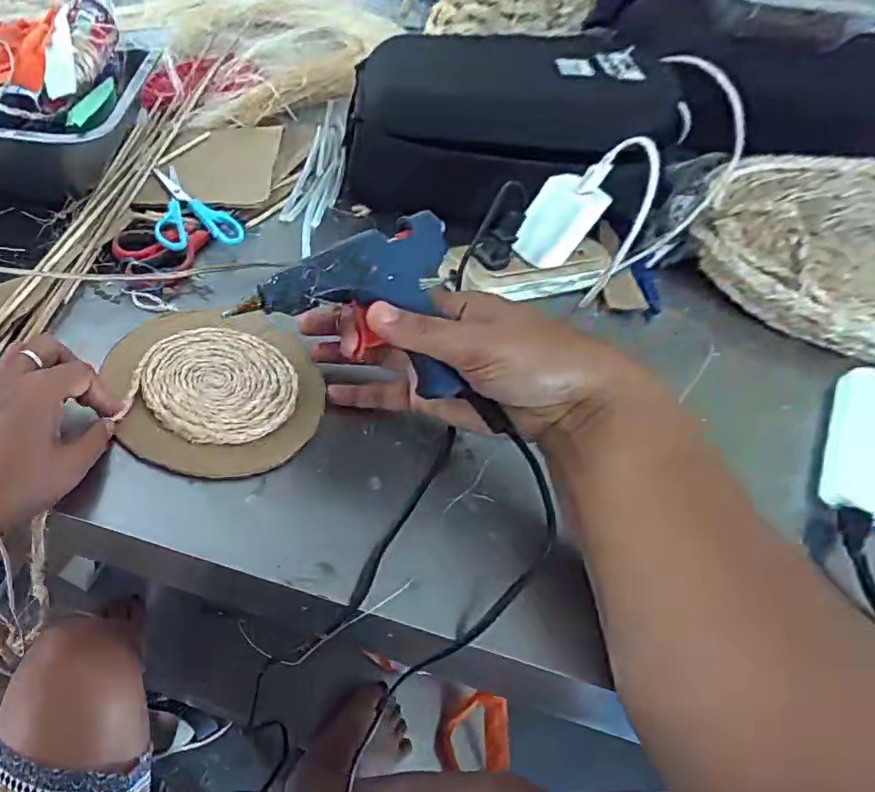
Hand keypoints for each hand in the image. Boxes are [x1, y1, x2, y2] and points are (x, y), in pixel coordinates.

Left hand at [0, 337, 121, 557]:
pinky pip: (8, 372)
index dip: (103, 392)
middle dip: (74, 365)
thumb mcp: (67, 469)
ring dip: (47, 365)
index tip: (115, 414)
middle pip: (48, 348)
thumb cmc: (18, 487)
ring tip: (64, 394)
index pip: (81, 372)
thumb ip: (93, 441)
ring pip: (24, 355)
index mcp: (40, 388)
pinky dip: (28, 376)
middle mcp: (14, 377)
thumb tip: (106, 424)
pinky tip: (37, 407)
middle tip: (89, 394)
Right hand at [307, 292, 660, 438]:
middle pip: (380, 329)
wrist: (569, 408)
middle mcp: (435, 335)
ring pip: (379, 360)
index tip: (325, 302)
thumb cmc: (534, 359)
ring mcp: (430, 368)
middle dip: (343, 327)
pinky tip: (336, 392)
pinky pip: (388, 393)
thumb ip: (419, 332)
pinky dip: (362, 392)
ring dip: (346, 358)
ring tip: (311, 357)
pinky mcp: (429, 398)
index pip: (395, 300)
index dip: (358, 301)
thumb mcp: (476, 341)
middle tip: (305, 329)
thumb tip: (372, 312)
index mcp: (449, 309)